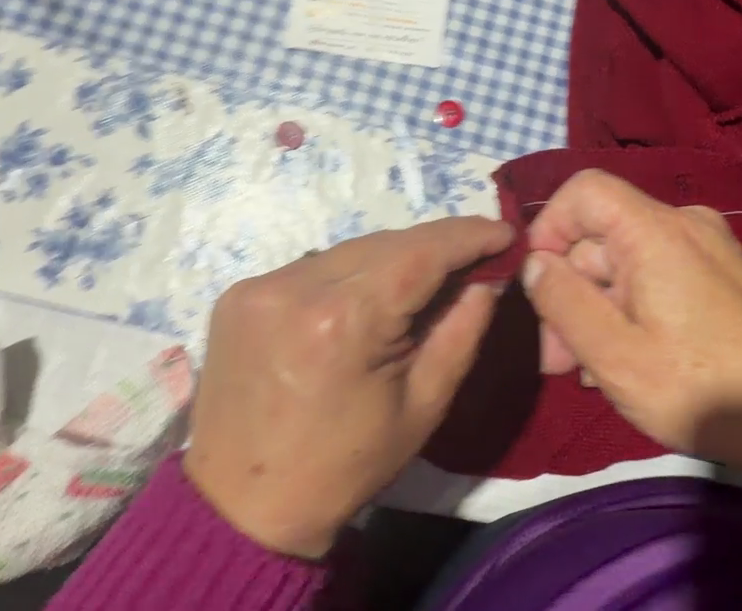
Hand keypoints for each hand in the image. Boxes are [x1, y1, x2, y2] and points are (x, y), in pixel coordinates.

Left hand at [183, 217, 511, 558]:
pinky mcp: (238, 293)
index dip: (468, 235)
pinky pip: (314, 266)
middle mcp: (297, 286)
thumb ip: (463, 330)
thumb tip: (488, 278)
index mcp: (345, 319)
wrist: (242, 510)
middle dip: (434, 246)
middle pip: (385, 243)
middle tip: (472, 261)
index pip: (421, 251)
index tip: (504, 232)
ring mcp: (261, 286)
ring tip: (418, 285)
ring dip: (391, 258)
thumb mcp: (425, 405)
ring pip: (350, 249)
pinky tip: (362, 301)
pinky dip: (349, 274)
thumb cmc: (345, 466)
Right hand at [519, 170, 741, 557]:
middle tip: (557, 358)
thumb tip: (534, 262)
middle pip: (603, 235)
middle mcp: (685, 223)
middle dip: (571, 291)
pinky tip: (629, 359)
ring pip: (627, 260)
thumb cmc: (695, 387)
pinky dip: (633, 307)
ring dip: (599, 308)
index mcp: (656, 230)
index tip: (539, 286)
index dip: (550, 228)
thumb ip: (562, 300)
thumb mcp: (612, 353)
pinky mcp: (723, 274)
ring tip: (591, 371)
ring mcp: (709, 247)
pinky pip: (658, 273)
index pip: (585, 191)